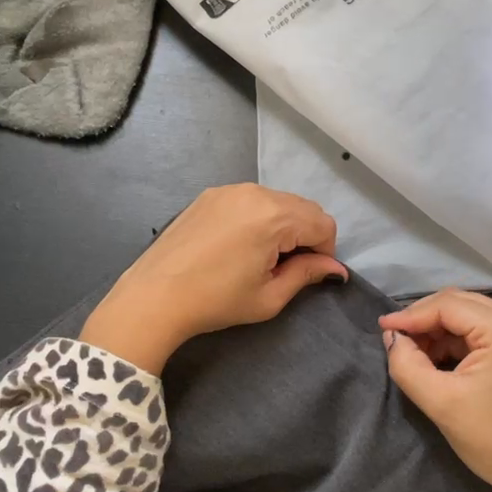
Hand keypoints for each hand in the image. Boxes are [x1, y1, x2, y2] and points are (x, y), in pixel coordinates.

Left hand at [79, 184, 345, 374]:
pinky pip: (251, 200)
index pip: (323, 224)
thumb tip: (336, 269)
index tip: (307, 274)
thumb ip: (307, 274)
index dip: (325, 251)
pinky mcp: (210, 195)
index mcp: (274, 216)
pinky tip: (238, 246)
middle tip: (285, 268)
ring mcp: (230, 190)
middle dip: (305, 236)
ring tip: (260, 257)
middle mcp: (255, 193)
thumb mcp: (269, 296)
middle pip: (303, 208)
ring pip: (278, 201)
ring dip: (283, 225)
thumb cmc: (216, 301)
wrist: (154, 296)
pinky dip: (258, 217)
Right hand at [379, 290, 491, 491]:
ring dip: (438, 329)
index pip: (447, 305)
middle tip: (394, 340)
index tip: (381, 327)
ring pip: (467, 313)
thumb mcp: (440, 402)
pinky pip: (479, 326)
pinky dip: (454, 338)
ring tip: (413, 352)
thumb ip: (407, 364)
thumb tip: (391, 336)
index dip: (410, 315)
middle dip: (423, 320)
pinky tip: (435, 355)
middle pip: (458, 303)